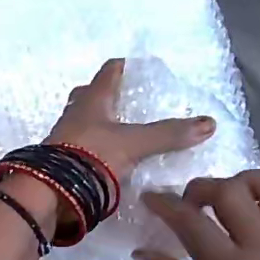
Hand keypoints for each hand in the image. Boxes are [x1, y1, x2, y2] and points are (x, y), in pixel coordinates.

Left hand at [44, 58, 216, 181]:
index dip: (120, 67)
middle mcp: (72, 116)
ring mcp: (61, 141)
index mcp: (91, 101)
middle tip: (118, 100)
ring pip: (79, 125)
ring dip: (93, 126)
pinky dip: (89, 152)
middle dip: (101, 97)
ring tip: (112, 133)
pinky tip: (100, 162)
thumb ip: (168, 135)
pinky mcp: (58, 166)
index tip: (130, 65)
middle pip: (87, 98)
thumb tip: (209, 124)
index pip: (108, 73)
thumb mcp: (134, 144)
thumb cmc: (90, 156)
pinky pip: (76, 151)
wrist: (50, 194)